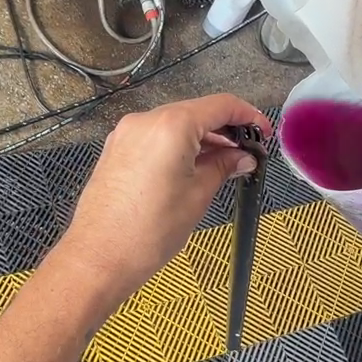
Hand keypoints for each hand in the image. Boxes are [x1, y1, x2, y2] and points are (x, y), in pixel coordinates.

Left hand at [50, 95, 270, 310]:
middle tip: (247, 154)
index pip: (219, 105)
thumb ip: (223, 167)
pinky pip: (154, 138)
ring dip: (200, 139)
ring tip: (223, 165)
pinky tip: (192, 168)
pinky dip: (176, 146)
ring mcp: (125, 134)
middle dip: (224, 130)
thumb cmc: (148, 231)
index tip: (263, 132)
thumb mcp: (197, 196)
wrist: (98, 257)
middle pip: (195, 112)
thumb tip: (242, 157)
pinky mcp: (115, 150)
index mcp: (170, 125)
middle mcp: (144, 121)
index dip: (247, 115)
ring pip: (173, 125)